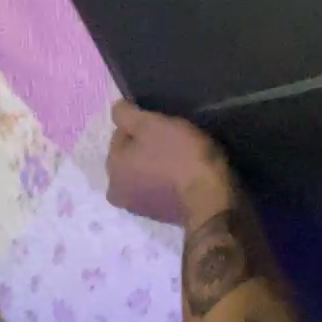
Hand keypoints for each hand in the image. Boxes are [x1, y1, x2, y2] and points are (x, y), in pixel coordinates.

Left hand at [105, 101, 234, 226]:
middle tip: (176, 138)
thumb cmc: (181, 155)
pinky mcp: (158, 214)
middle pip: (131, 156)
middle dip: (147, 146)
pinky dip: (167, 180)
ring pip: (144, 173)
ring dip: (157, 164)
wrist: (209, 195)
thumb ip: (128, 114)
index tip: (167, 123)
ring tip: (183, 156)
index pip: (121, 134)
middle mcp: (116, 189)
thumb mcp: (154, 125)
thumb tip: (115, 107)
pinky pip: (159, 188)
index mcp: (112, 166)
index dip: (143, 124)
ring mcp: (137, 206)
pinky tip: (186, 174)